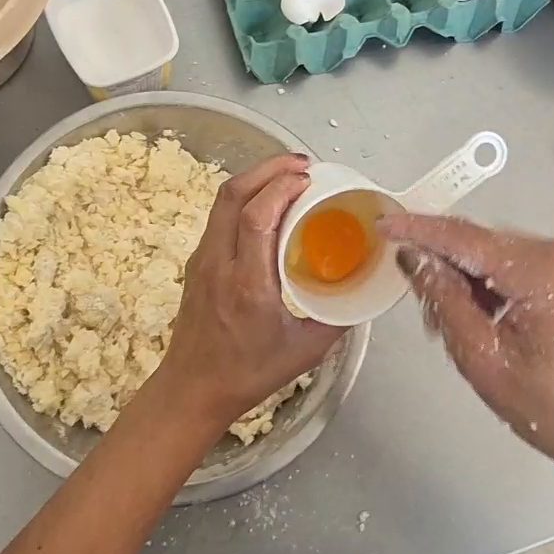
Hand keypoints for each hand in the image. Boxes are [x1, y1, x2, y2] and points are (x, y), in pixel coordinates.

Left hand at [157, 154, 345, 425]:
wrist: (192, 388)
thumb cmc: (247, 374)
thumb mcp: (304, 352)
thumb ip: (336, 320)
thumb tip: (361, 291)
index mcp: (247, 285)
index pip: (255, 217)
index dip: (280, 187)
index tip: (308, 178)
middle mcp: (219, 264)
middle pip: (232, 195)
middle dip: (267, 168)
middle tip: (302, 164)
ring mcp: (202, 259)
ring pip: (222, 201)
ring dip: (254, 179)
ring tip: (288, 175)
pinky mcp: (197, 261)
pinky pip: (219, 216)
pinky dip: (243, 198)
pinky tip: (267, 204)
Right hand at [378, 214, 553, 494]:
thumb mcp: (483, 358)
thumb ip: (444, 299)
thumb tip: (414, 257)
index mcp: (540, 269)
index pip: (461, 236)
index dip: (416, 229)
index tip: (379, 224)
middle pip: (478, 243)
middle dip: (441, 265)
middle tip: (420, 309)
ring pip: (495, 256)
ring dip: (464, 279)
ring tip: (449, 325)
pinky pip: (516, 269)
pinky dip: (489, 287)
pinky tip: (478, 320)